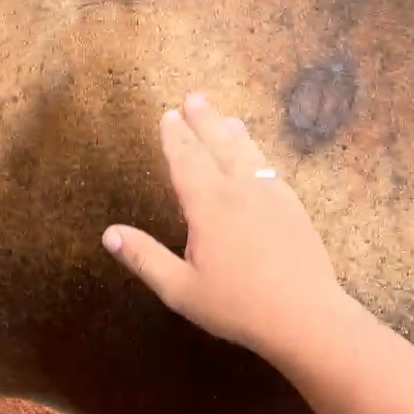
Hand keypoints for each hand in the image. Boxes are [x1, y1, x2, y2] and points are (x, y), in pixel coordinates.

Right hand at [102, 94, 346, 353]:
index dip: (175, 138)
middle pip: (219, 148)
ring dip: (234, 134)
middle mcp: (241, 192)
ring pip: (250, 156)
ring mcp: (272, 198)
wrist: (305, 316)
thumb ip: (144, 258)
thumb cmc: (235, 305)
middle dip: (204, 123)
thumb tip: (109, 233)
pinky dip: (260, 156)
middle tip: (195, 97)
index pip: (187, 163)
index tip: (168, 115)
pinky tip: (260, 159)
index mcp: (210, 208)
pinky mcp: (293, 210)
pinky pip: (272, 171)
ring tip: (227, 117)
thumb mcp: (179, 289)